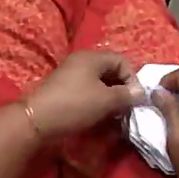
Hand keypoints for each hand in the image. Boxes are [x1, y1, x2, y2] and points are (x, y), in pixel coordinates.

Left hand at [23, 51, 143, 138]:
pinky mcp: (65, 90)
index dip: (132, 78)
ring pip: (99, 83)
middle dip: (122, 89)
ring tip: (115, 114)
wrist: (37, 120)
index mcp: (91, 57)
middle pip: (110, 71)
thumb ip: (126, 95)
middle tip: (127, 108)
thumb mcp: (106, 100)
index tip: (135, 98)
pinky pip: (88, 91)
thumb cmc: (74, 105)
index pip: (122, 61)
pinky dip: (98, 101)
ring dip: (110, 97)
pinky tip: (101, 116)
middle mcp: (81, 62)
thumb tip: (140, 93)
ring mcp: (71, 75)